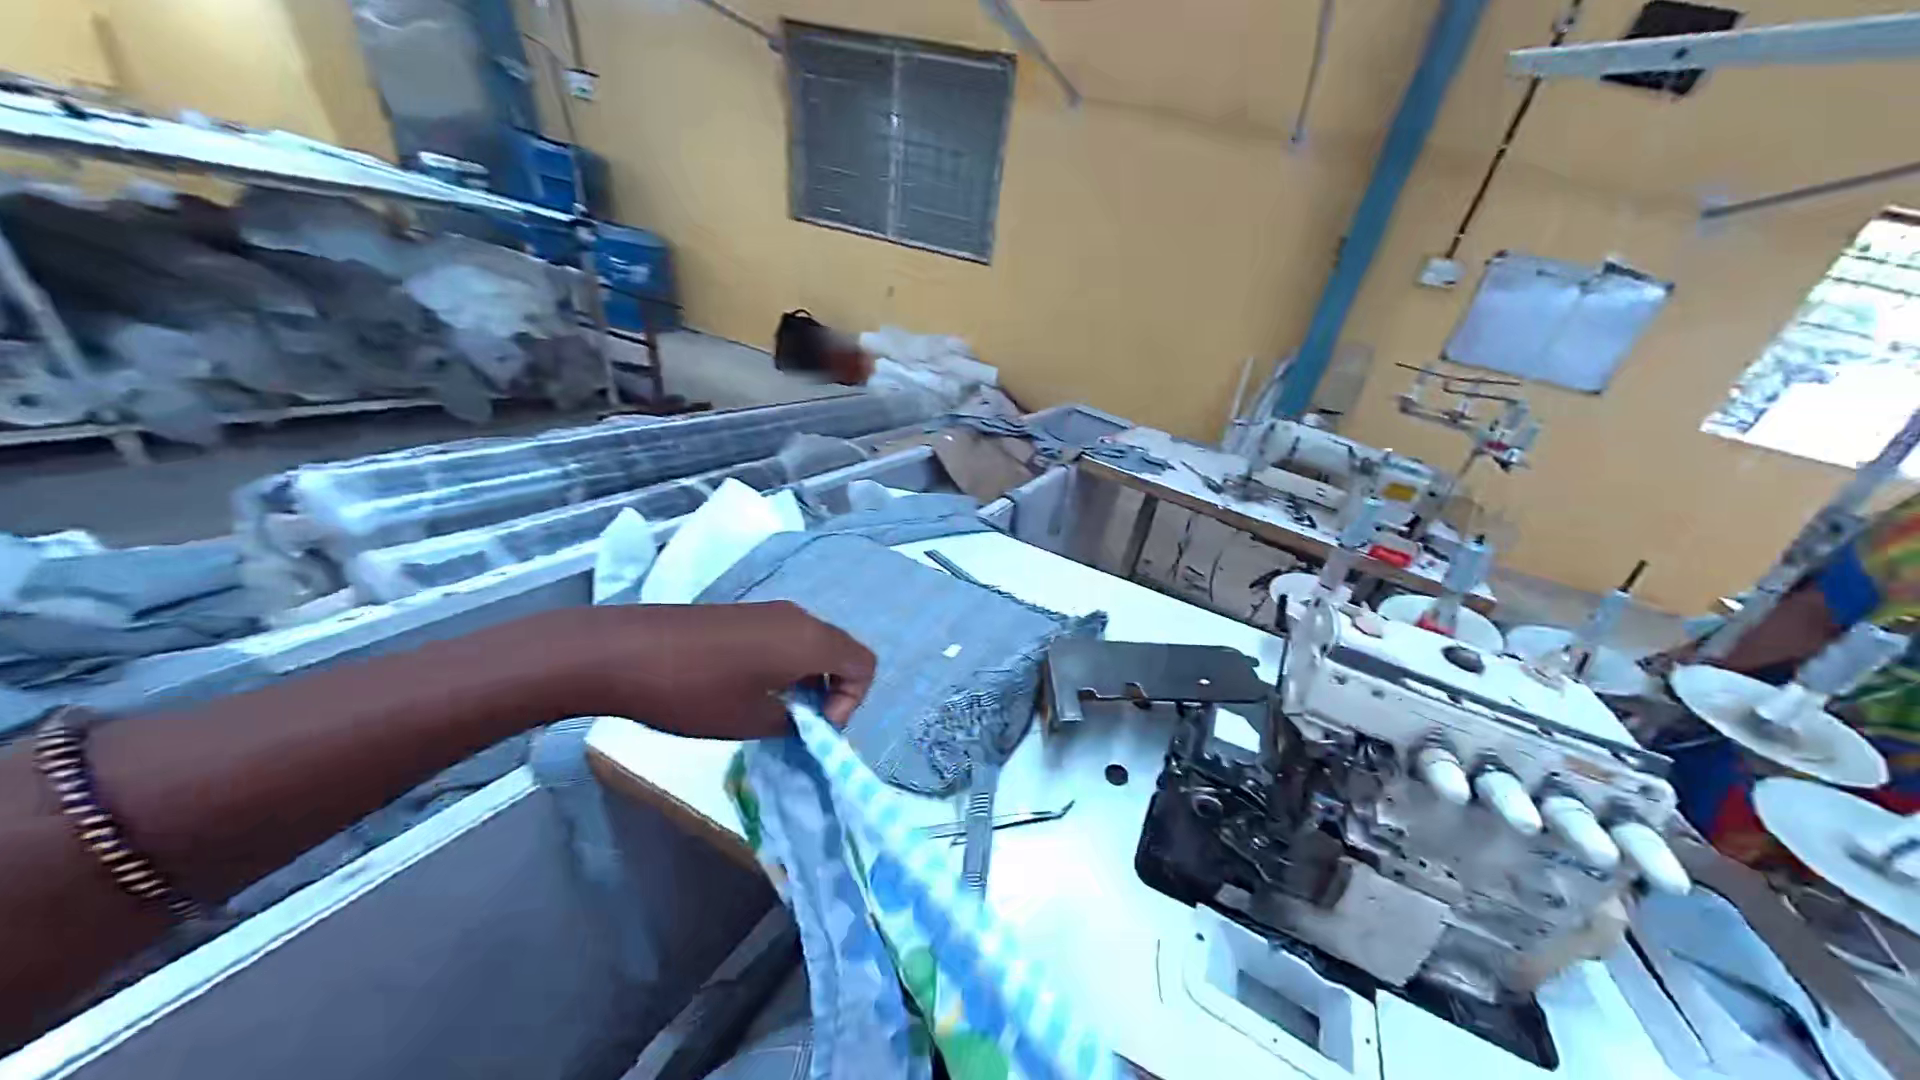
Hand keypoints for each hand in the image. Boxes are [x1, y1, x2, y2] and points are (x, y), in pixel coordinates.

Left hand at [559, 602, 874, 738]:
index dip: (852, 702)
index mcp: (810, 640)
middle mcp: (798, 618)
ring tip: (770, 711)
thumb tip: (802, 718)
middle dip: (830, 692)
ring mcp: (769, 612)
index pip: (864, 665)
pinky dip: (784, 665)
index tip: (814, 728)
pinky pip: (784, 638)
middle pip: (840, 652)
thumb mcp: (752, 719)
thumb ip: (793, 721)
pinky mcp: (743, 614)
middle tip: (797, 725)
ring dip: (806, 680)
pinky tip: (745, 689)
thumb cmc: (695, 692)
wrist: (623, 652)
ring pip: (811, 645)